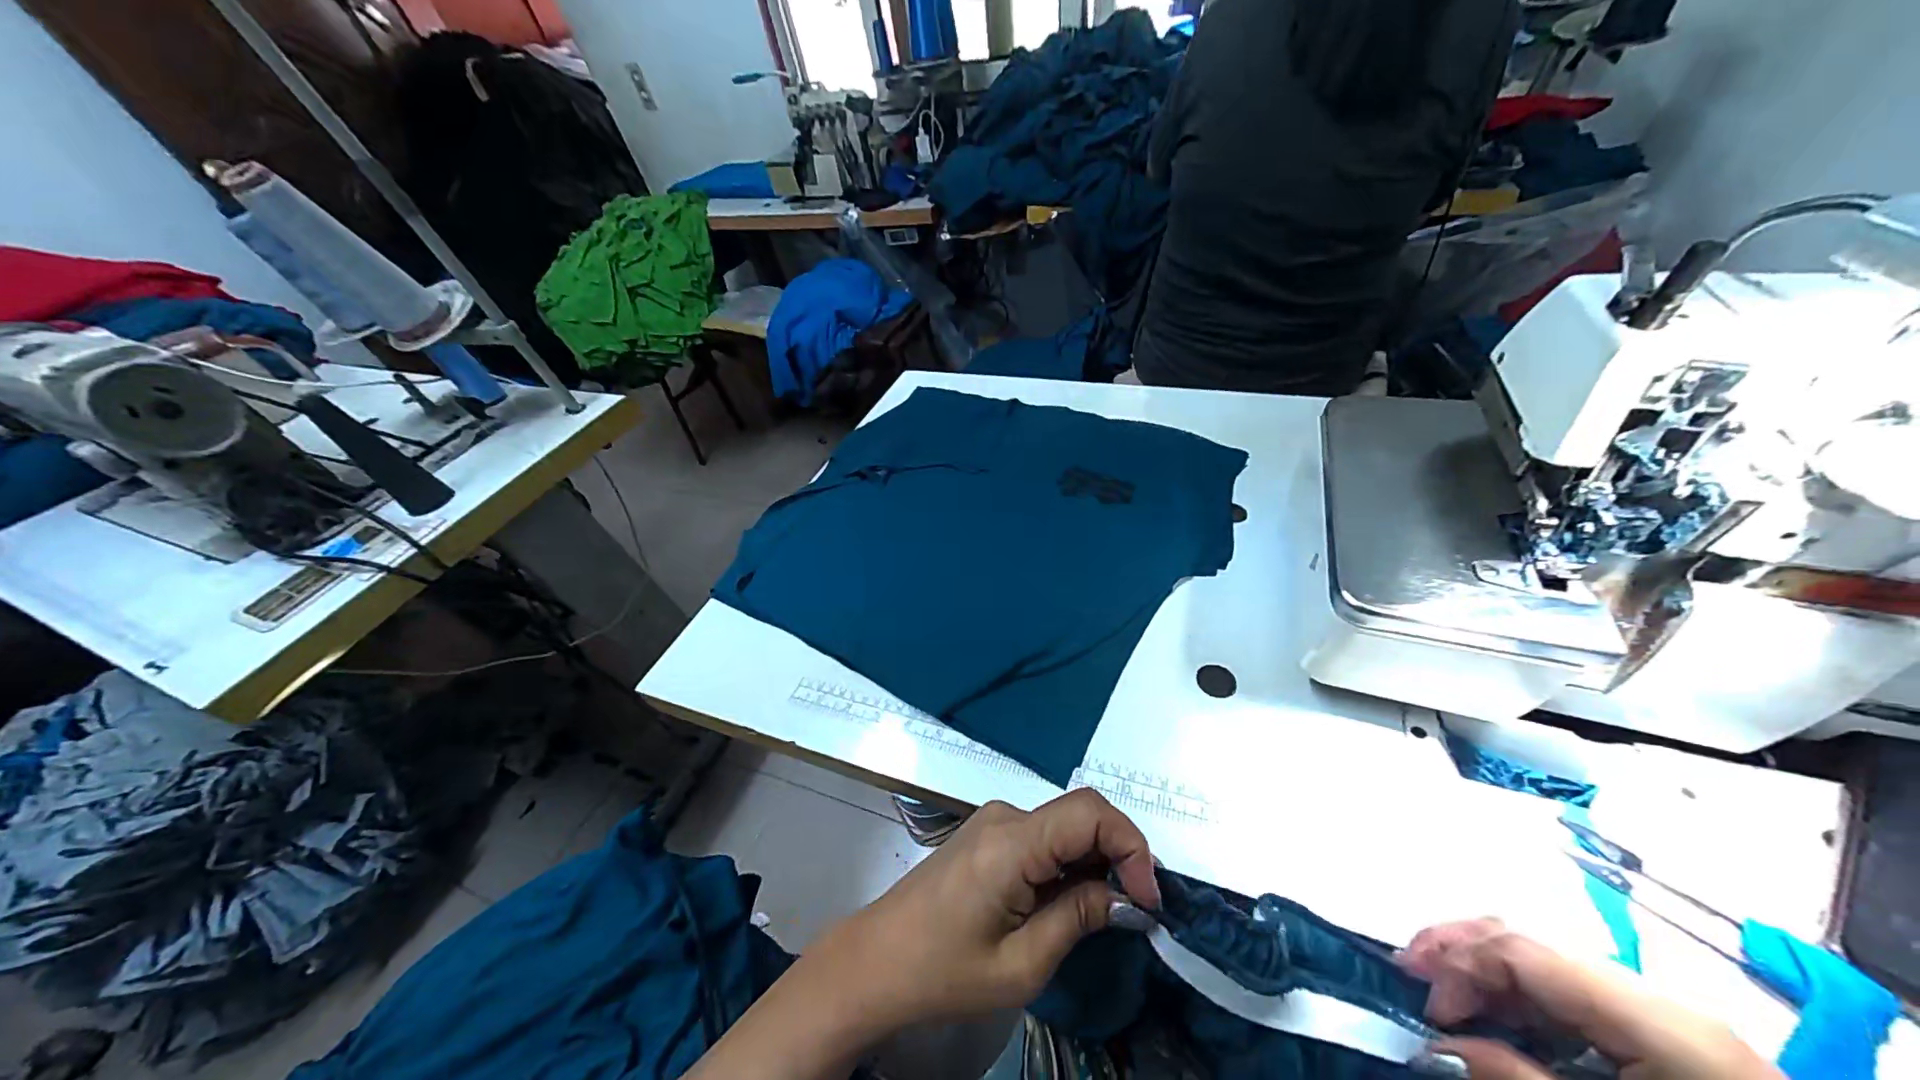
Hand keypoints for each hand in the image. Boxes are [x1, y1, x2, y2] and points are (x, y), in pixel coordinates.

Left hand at [810, 789, 1160, 1031]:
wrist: (875, 961)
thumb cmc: (943, 971)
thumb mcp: (1021, 964)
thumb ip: (1078, 918)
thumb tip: (1127, 898)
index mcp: (1011, 842)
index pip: (1090, 812)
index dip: (1131, 846)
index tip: (1148, 899)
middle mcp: (1004, 816)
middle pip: (1081, 815)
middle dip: (1118, 856)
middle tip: (1136, 910)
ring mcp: (993, 821)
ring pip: (1065, 826)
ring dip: (1095, 861)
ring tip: (1104, 912)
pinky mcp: (988, 834)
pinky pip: (1044, 836)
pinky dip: (1069, 862)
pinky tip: (1069, 901)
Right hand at [1397, 919, 1783, 1079]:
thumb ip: (1513, 1078)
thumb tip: (1434, 1047)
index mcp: (1651, 1013)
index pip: (1522, 949)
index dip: (1458, 964)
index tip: (1426, 1008)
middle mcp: (1657, 997)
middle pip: (1532, 942)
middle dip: (1460, 949)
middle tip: (1408, 972)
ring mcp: (1667, 1018)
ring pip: (1548, 963)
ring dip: (1485, 972)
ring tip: (1442, 994)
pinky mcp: (1671, 1042)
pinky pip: (1575, 997)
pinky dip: (1523, 999)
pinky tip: (1496, 1016)